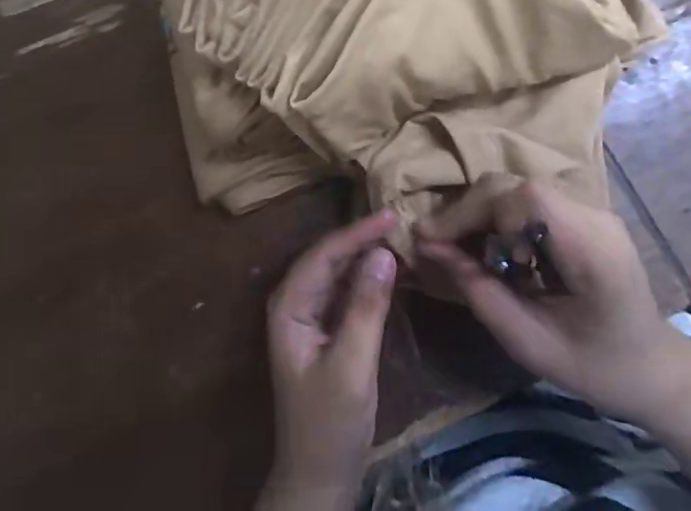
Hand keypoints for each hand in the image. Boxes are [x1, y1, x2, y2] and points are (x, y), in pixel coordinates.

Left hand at [257, 209, 399, 510]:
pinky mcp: (326, 330)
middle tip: (401, 219)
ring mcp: (309, 316)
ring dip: (365, 254)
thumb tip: (383, 253)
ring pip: (338, 271)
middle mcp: (294, 304)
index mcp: (289, 307)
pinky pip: (346, 290)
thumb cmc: (329, 424)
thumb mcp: (351, 366)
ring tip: (399, 235)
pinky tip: (390, 269)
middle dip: (362, 237)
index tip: (392, 214)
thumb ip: (365, 308)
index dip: (357, 232)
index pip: (324, 254)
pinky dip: (367, 277)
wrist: (318, 477)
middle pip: (329, 257)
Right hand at [415, 179, 690, 426]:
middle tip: (438, 243)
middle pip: (517, 184)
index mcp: (592, 248)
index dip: (473, 211)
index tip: (435, 241)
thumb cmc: (597, 367)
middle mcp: (594, 214)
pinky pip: (530, 198)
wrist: (654, 368)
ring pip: (519, 185)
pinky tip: (492, 247)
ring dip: (482, 211)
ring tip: (461, 247)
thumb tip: (428, 246)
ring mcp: (592, 208)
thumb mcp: (529, 343)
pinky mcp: (583, 211)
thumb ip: (479, 290)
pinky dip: (501, 215)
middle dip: (470, 210)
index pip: (525, 198)